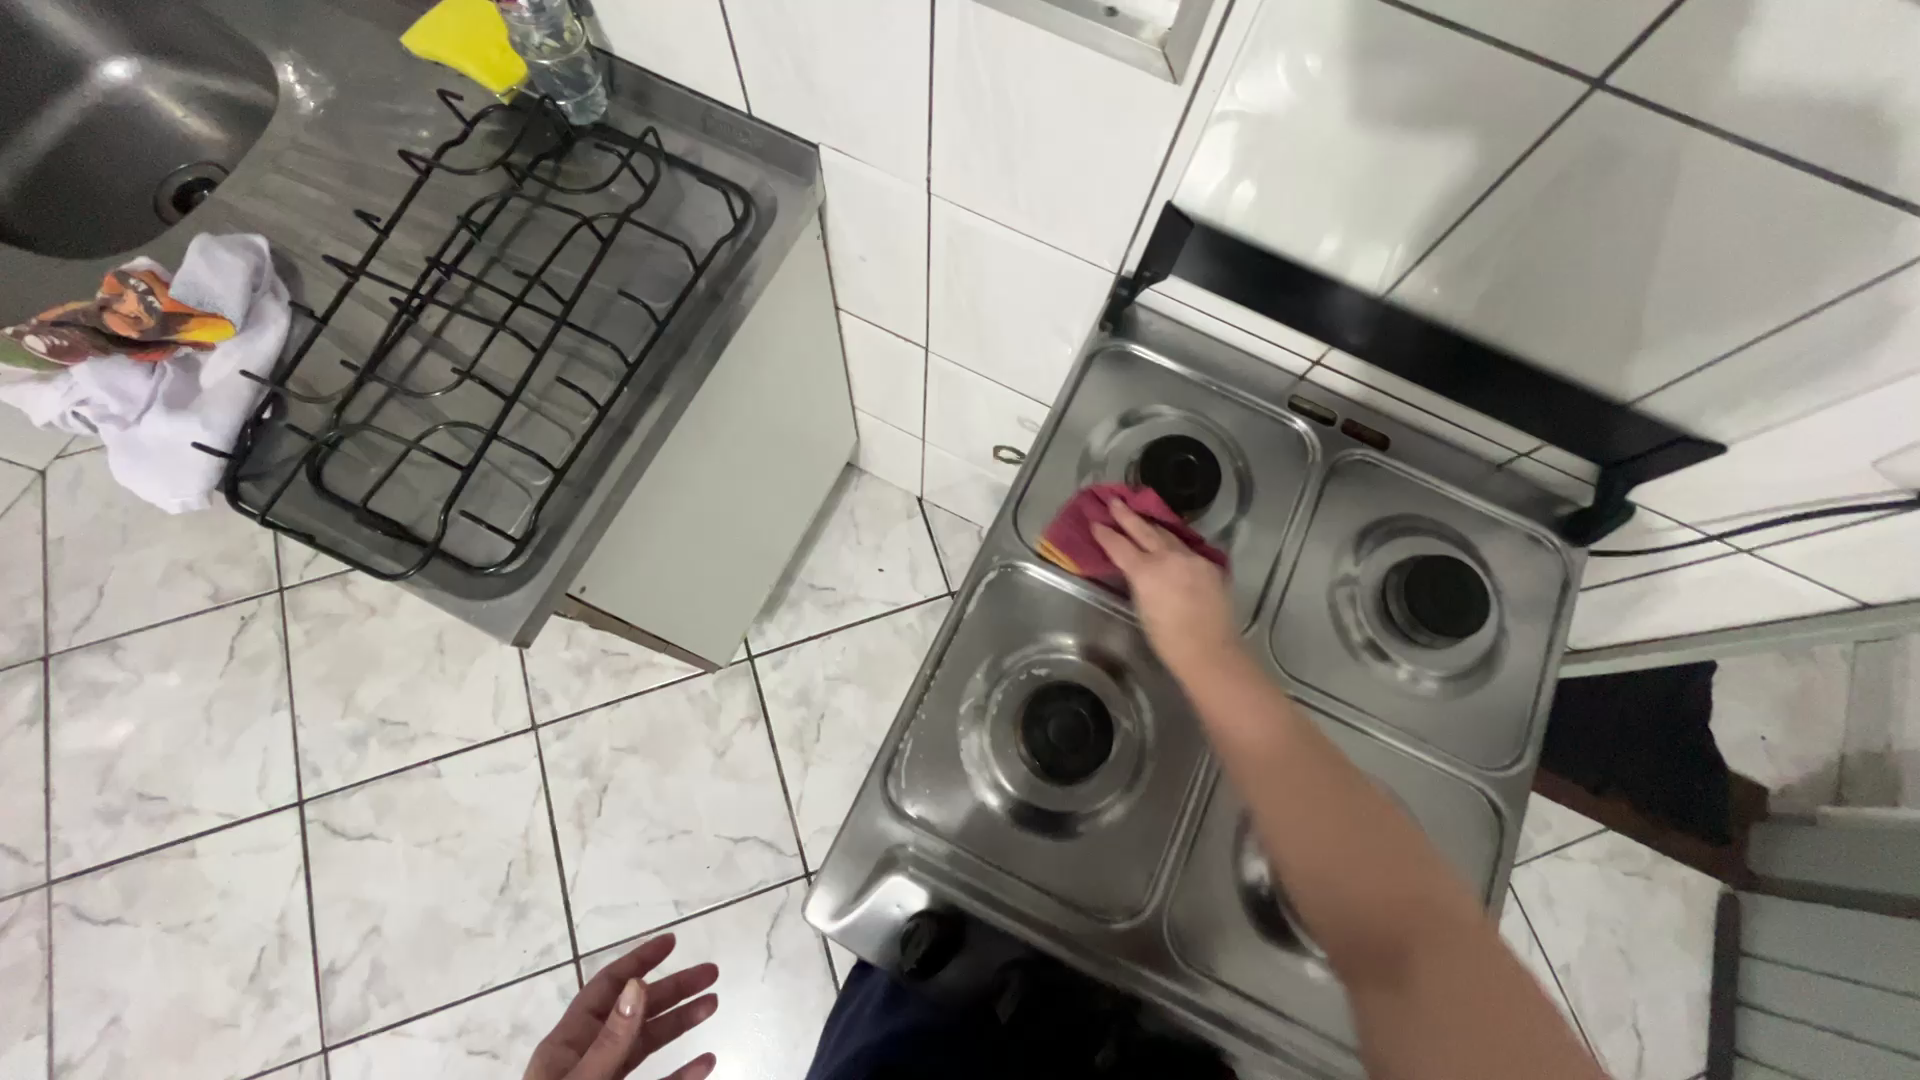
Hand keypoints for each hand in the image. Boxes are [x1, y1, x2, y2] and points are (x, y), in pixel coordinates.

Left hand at [523, 934, 720, 1079]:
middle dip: (673, 989)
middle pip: (634, 1012)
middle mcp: (585, 1062)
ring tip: (713, 1005)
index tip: (673, 942)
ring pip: (646, 1046)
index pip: (606, 990)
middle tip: (712, 973)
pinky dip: (681, 1076)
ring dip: (680, 1023)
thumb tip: (637, 986)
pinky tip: (706, 1064)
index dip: (638, 962)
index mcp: (567, 1048)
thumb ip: (610, 1042)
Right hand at [1091, 499, 1237, 673]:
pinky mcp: (1210, 565)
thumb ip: (1138, 581)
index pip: (1119, 545)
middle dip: (1127, 515)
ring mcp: (1192, 558)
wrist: (1210, 650)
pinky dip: (1174, 545)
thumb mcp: (1142, 607)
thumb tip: (1137, 569)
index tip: (1095, 522)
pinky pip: (1187, 549)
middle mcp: (1169, 557)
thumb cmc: (1167, 639)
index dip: (1105, 533)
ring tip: (1142, 518)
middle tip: (1115, 501)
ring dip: (1152, 527)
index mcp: (1146, 571)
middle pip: (1144, 530)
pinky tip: (1170, 545)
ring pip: (1168, 535)